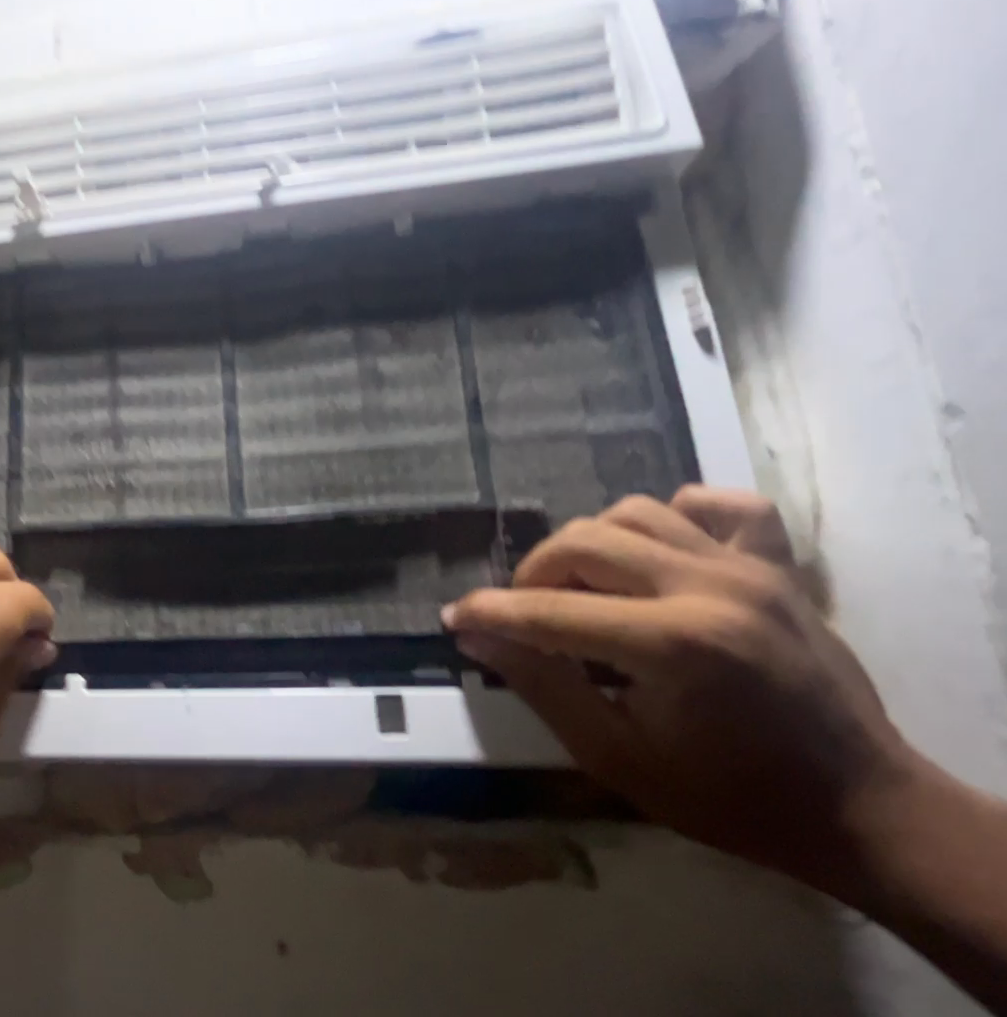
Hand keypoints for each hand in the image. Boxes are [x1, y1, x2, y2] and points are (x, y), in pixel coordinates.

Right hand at [444, 487, 918, 884]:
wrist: (862, 809)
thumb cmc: (729, 797)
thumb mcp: (615, 756)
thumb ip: (540, 685)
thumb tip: (475, 633)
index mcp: (672, 645)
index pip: (547, 611)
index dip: (488, 613)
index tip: (454, 619)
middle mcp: (710, 589)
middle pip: (583, 543)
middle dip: (532, 577)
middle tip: (525, 620)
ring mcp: (751, 570)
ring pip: (634, 514)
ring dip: (589, 547)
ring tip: (583, 592)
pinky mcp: (779, 568)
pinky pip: (722, 506)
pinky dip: (676, 515)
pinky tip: (657, 553)